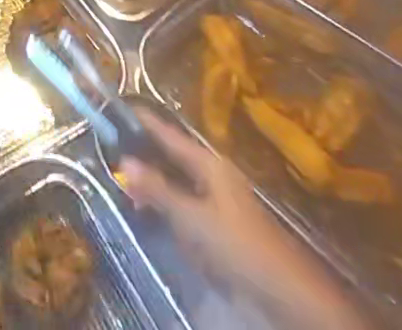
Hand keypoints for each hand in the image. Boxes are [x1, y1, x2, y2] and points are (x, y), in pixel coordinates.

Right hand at [120, 108, 286, 286]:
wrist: (288, 293)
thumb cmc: (239, 246)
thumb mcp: (192, 218)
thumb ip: (158, 189)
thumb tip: (124, 160)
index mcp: (209, 164)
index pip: (170, 134)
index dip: (146, 121)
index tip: (119, 108)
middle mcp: (215, 175)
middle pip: (174, 156)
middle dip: (146, 154)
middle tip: (114, 149)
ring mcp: (221, 199)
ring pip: (180, 182)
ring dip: (156, 183)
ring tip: (127, 184)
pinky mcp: (223, 223)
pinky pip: (187, 204)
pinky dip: (169, 205)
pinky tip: (155, 214)